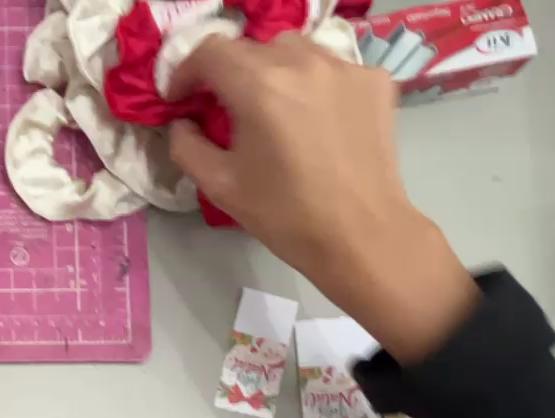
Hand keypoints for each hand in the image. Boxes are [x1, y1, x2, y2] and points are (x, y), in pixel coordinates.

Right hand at [168, 35, 479, 362]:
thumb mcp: (220, 186)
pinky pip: (330, 69)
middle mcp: (303, 61)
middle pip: (253, 47)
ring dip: (272, 74)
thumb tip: (182, 124)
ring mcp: (344, 66)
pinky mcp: (374, 80)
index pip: (211, 51)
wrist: (358, 232)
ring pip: (295, 51)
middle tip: (225, 111)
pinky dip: (311, 87)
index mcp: (259, 86)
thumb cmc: (282, 215)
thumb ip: (188, 147)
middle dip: (230, 74)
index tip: (180, 98)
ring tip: (271, 113)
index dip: (186, 71)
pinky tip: (313, 124)